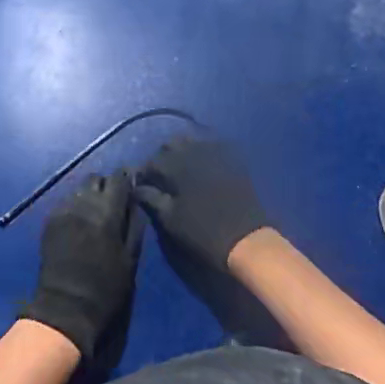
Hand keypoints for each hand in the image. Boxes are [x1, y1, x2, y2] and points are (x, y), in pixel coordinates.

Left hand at [20, 173, 142, 363]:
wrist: (67, 304)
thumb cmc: (106, 287)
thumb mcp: (130, 258)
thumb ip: (133, 225)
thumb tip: (135, 202)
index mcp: (107, 213)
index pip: (118, 180)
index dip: (126, 178)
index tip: (132, 182)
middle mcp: (83, 204)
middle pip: (95, 179)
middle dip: (106, 185)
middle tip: (114, 200)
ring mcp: (63, 210)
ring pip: (79, 189)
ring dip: (89, 194)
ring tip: (97, 210)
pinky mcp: (50, 218)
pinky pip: (65, 202)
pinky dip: (75, 205)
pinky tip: (80, 220)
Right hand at [134, 138, 269, 268]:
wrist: (248, 242)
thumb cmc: (203, 232)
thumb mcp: (170, 219)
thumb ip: (150, 198)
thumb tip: (136, 186)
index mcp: (176, 166)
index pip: (151, 162)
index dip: (144, 174)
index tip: (143, 185)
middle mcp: (194, 153)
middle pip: (171, 144)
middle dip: (163, 157)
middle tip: (162, 176)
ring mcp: (217, 155)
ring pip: (193, 141)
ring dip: (183, 151)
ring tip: (182, 170)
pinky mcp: (234, 163)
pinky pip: (215, 147)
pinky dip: (204, 152)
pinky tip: (204, 166)